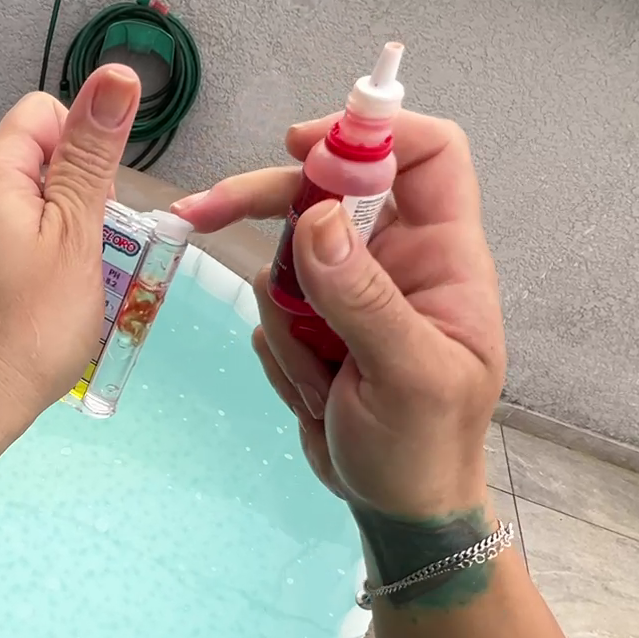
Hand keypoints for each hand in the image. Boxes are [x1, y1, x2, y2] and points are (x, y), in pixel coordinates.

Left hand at [0, 65, 140, 454]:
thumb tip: (115, 76)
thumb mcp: (76, 236)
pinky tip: (45, 298)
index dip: (85, 149)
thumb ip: (92, 155)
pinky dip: (34, 257)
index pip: (46, 114)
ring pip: (24, 204)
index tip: (97, 207)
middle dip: (75, 195)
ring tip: (69, 282)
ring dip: (60, 231)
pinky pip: (5, 239)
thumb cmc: (29, 329)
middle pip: (34, 160)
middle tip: (88, 253)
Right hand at [171, 111, 504, 519]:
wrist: (395, 504)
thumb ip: (363, 297)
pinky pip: (269, 315)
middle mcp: (392, 263)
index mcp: (440, 257)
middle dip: (264, 207)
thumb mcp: (406, 375)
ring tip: (327, 383)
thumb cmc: (423, 445)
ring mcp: (346, 297)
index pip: (424, 157)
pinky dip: (280, 355)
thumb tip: (315, 219)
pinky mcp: (311, 330)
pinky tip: (317, 395)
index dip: (368, 134)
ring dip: (288, 327)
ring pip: (283, 267)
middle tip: (198, 216)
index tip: (299, 145)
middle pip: (323, 197)